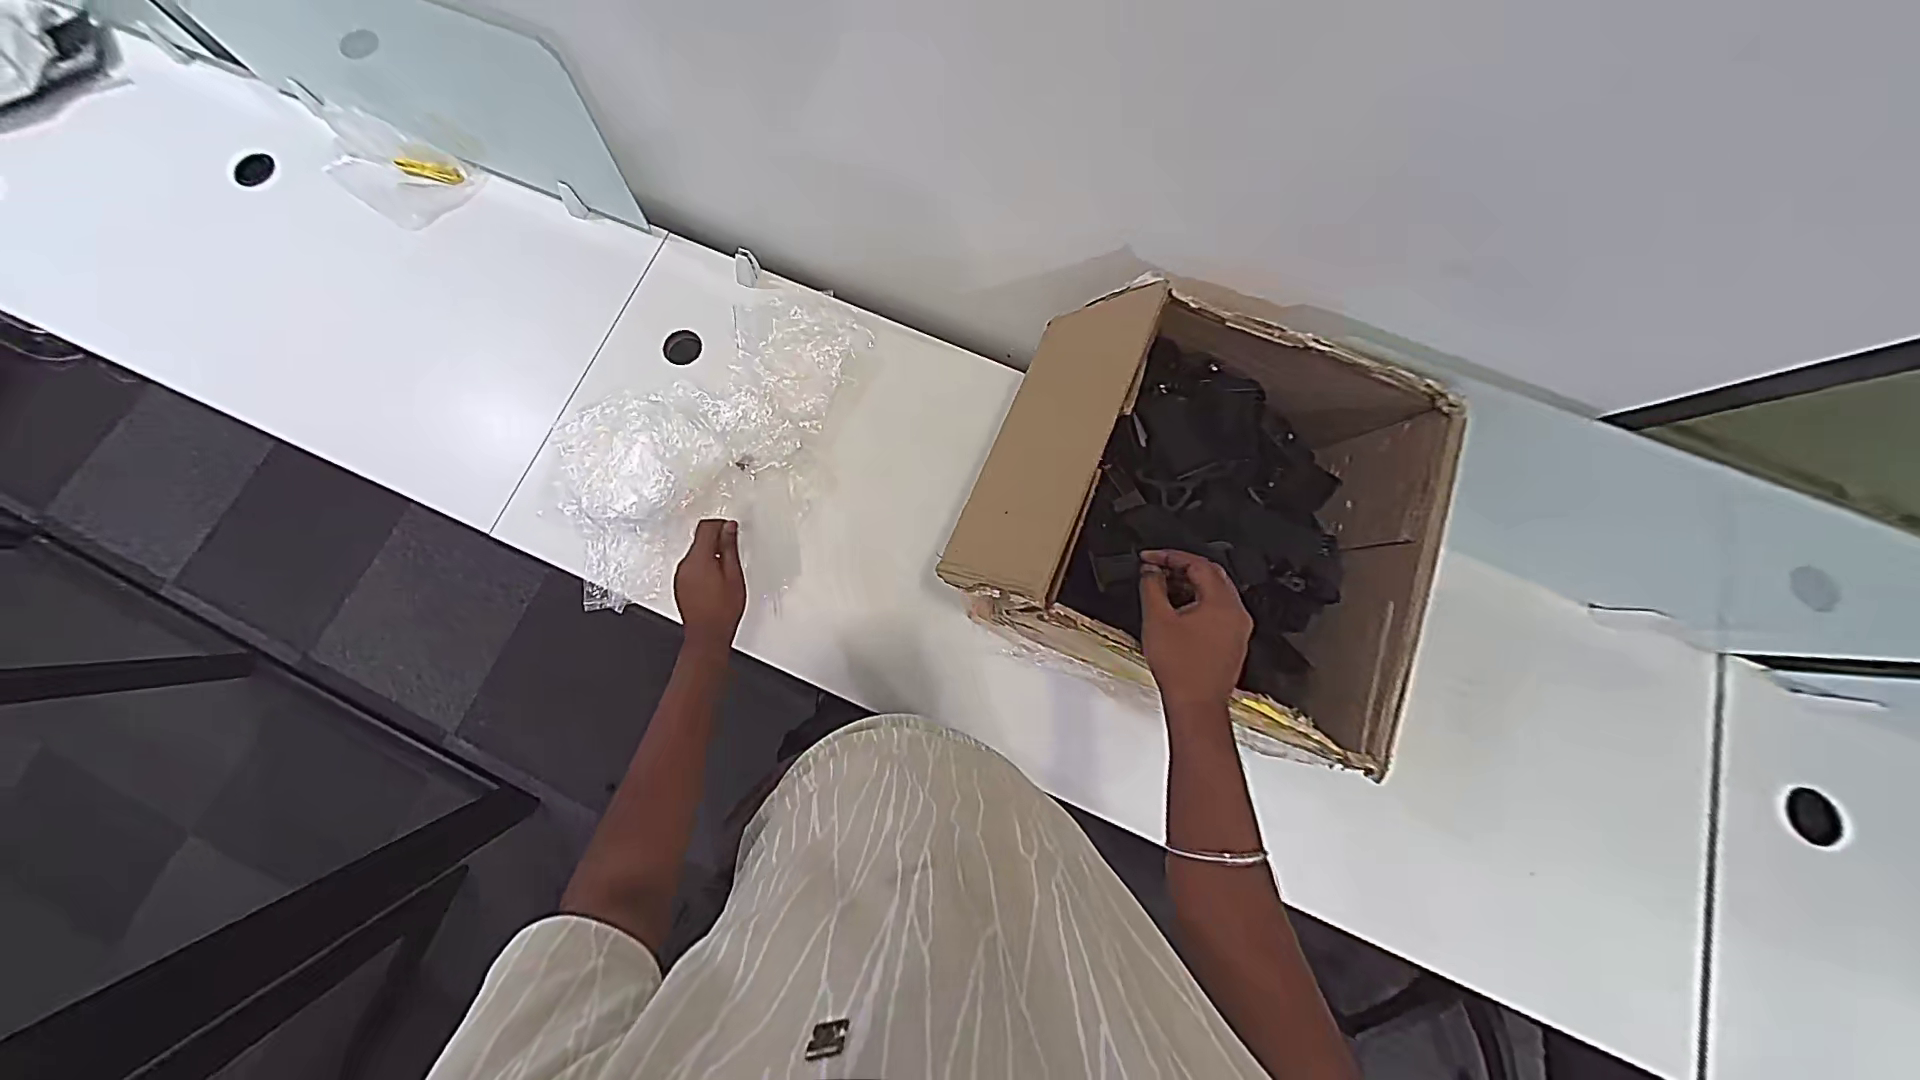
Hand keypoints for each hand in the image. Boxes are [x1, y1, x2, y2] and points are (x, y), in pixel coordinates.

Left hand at [675, 519, 744, 650]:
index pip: (706, 528)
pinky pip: (692, 566)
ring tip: (727, 567)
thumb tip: (729, 529)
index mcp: (698, 559)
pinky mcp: (680, 584)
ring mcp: (681, 575)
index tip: (732, 528)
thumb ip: (729, 548)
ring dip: (711, 553)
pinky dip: (704, 565)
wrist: (708, 634)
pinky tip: (717, 578)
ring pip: (696, 553)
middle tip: (733, 548)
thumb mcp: (734, 574)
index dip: (721, 524)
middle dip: (716, 539)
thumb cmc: (723, 610)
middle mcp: (685, 565)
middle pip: (699, 539)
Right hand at [1138, 549, 1252, 711]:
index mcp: (1222, 603)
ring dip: (1189, 586)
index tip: (1150, 558)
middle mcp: (1236, 613)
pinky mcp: (1232, 642)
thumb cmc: (1181, 669)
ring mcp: (1237, 629)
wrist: (1196, 704)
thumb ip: (1152, 587)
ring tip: (1162, 589)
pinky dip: (1197, 603)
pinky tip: (1176, 612)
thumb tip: (1151, 571)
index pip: (1198, 564)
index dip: (1170, 556)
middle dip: (1181, 568)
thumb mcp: (1157, 619)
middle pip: (1211, 575)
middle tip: (1156, 569)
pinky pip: (1217, 611)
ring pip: (1215, 593)